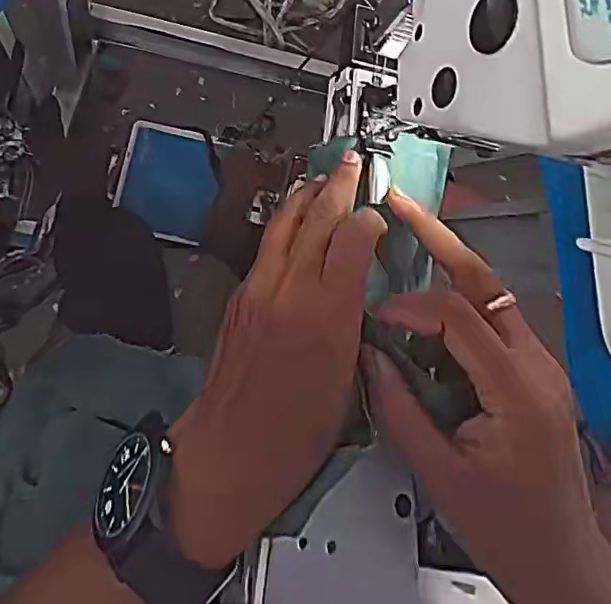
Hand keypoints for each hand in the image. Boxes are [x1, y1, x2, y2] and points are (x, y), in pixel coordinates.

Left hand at [167, 150, 384, 568]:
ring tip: (321, 176)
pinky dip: (285, 221)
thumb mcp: (348, 376)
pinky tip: (294, 217)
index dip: (368, 219)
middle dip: (338, 184)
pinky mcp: (242, 294)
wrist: (232, 448)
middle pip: (317, 218)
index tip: (378, 214)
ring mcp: (260, 288)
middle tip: (351, 163)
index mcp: (326, 314)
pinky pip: (268, 243)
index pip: (351, 240)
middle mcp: (290, 291)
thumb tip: (359, 286)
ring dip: (307, 193)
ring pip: (286, 222)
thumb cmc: (295, 431)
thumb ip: (354, 320)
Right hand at [365, 192, 610, 603]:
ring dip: (448, 266)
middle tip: (404, 207)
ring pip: (491, 294)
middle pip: (485, 281)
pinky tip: (428, 309)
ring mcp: (540, 366)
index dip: (411, 307)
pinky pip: (493, 321)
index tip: (380, 318)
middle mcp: (537, 366)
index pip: (459, 317)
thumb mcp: (441, 475)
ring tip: (410, 238)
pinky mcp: (533, 372)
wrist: (562, 562)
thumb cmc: (512, 531)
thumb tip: (371, 358)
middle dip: (439, 237)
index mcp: (518, 391)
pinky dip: (457, 304)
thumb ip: (400, 409)